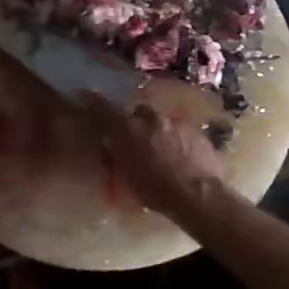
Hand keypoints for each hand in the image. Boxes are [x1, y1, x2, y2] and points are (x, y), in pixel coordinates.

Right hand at [83, 97, 228, 216]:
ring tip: (163, 148)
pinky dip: (177, 137)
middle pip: (139, 111)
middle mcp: (152, 118)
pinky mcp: (196, 129)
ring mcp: (176, 121)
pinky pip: (180, 128)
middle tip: (136, 136)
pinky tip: (182, 153)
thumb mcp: (128, 176)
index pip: (106, 109)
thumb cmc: (157, 191)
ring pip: (161, 119)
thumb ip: (118, 154)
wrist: (198, 194)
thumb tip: (111, 141)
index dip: (97, 102)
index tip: (90, 94)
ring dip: (158, 129)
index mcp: (129, 129)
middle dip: (136, 120)